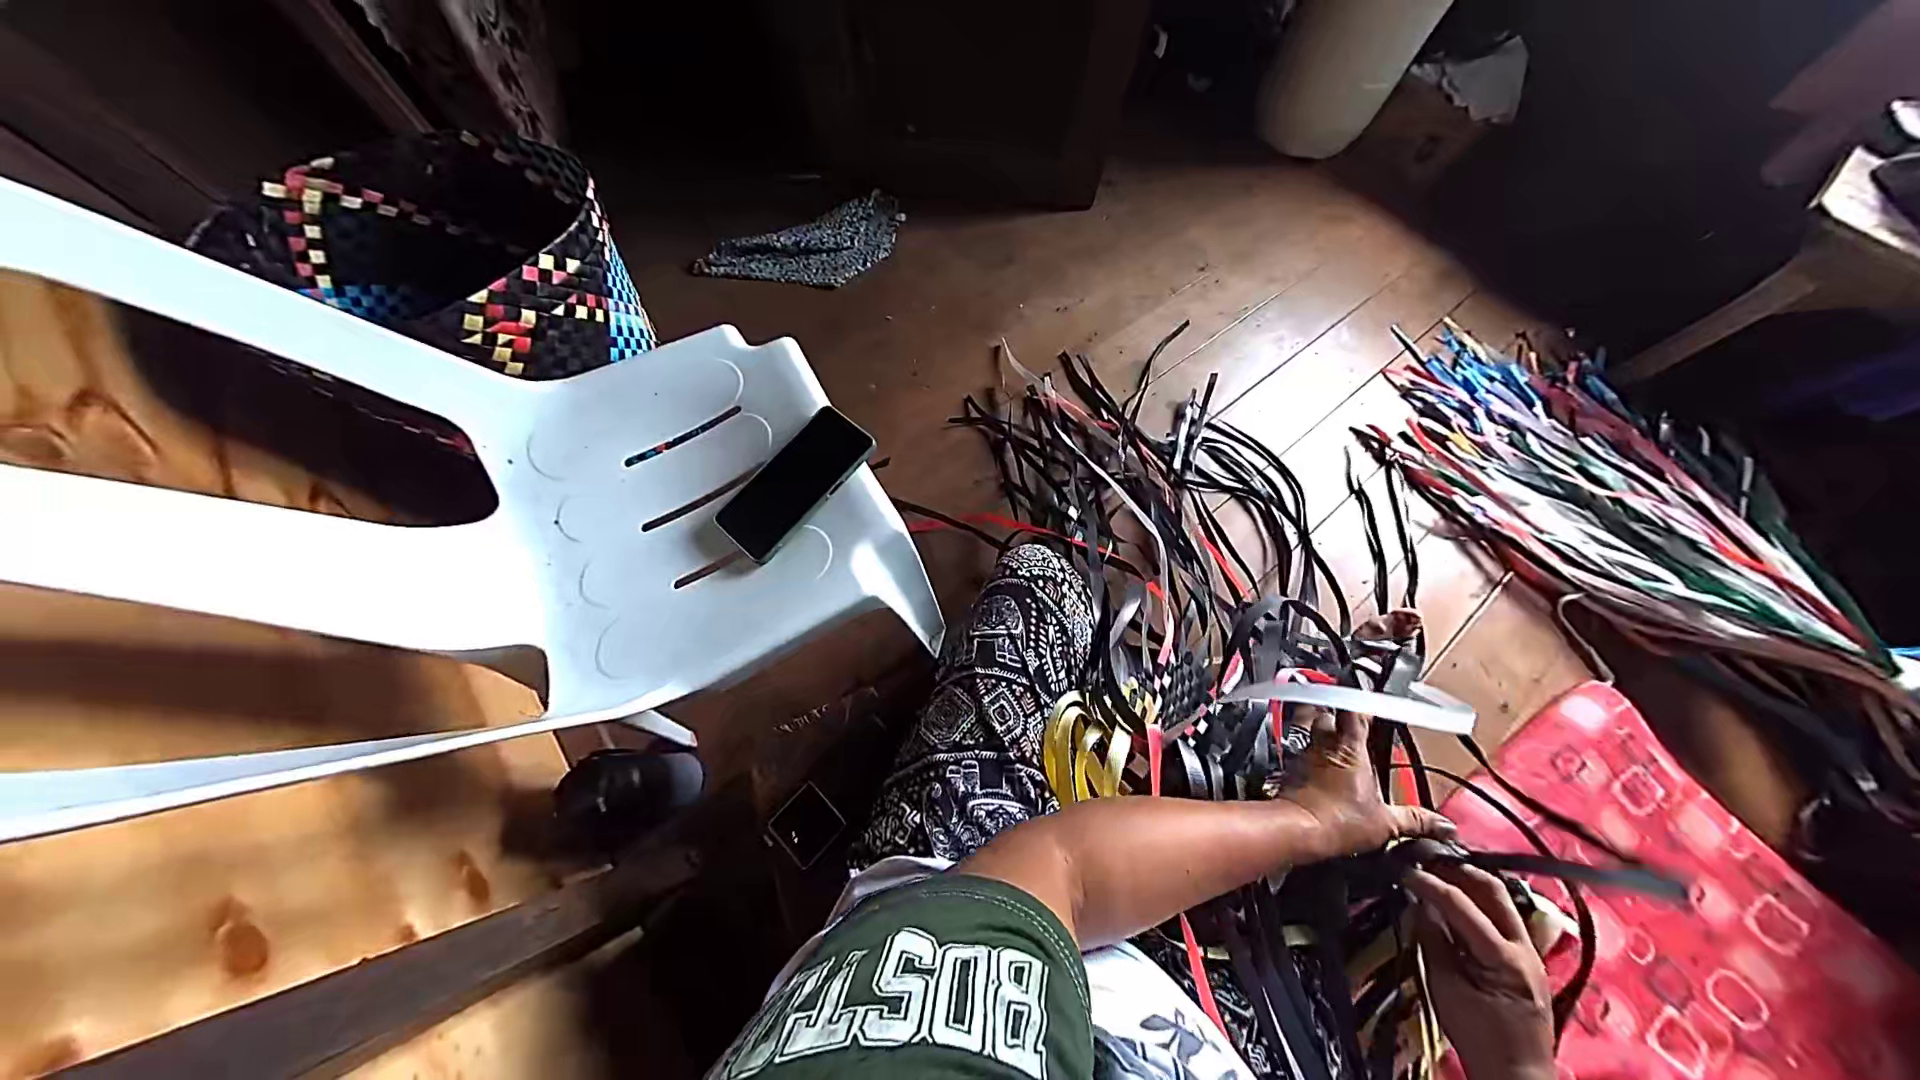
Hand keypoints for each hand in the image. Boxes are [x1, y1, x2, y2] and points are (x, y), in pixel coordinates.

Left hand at [1278, 708, 1453, 862]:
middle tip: (1353, 733)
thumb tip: (1443, 826)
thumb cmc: (1340, 820)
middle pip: (1327, 717)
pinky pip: (1299, 754)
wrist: (1299, 828)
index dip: (1362, 706)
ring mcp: (1303, 754)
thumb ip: (1416, 820)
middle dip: (1338, 720)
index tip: (1371, 708)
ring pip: (1309, 732)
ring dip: (1322, 737)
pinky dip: (1309, 758)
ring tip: (1337, 751)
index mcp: (1349, 748)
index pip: (1354, 713)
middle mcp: (1323, 744)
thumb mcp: (1386, 823)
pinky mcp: (1289, 769)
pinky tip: (1319, 772)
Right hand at [1408, 864, 1555, 1079]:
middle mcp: (1525, 948)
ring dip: (1466, 878)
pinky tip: (1452, 895)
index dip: (1428, 883)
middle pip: (1492, 889)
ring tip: (1433, 870)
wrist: (1517, 1073)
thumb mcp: (1445, 987)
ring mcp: (1530, 950)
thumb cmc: (1478, 1035)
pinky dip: (1474, 897)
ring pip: (1500, 897)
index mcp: (1506, 959)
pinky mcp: (1525, 955)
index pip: (1461, 904)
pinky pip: (1500, 913)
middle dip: (1454, 868)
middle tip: (1421, 861)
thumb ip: (1432, 939)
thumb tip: (1417, 902)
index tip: (1401, 871)